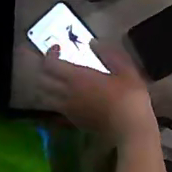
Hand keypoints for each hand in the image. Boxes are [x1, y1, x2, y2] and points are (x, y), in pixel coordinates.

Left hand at [41, 43, 155, 143]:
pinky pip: (56, 108)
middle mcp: (67, 93)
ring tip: (56, 79)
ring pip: (45, 97)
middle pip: (42, 80)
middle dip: (44, 69)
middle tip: (54, 63)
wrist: (130, 128)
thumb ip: (107, 54)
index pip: (50, 64)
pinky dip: (55, 100)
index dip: (50, 54)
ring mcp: (68, 109)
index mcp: (77, 77)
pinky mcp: (74, 121)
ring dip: (46, 86)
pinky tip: (67, 97)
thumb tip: (93, 42)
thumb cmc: (129, 96)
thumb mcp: (124, 69)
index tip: (59, 48)